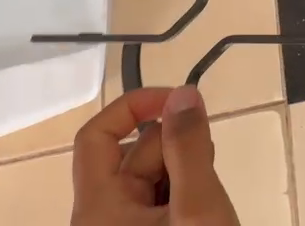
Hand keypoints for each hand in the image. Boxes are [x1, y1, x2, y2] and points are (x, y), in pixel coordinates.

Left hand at [70, 86, 239, 225]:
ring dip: (184, 171)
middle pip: (134, 152)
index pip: (96, 136)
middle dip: (175, 148)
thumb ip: (189, 148)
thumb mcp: (198, 207)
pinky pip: (157, 197)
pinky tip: (203, 210)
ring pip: (151, 173)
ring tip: (208, 199)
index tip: (182, 104)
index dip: (136, 107)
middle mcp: (100, 217)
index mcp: (98, 208)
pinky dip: (183, 191)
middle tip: (207, 170)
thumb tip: (183, 92)